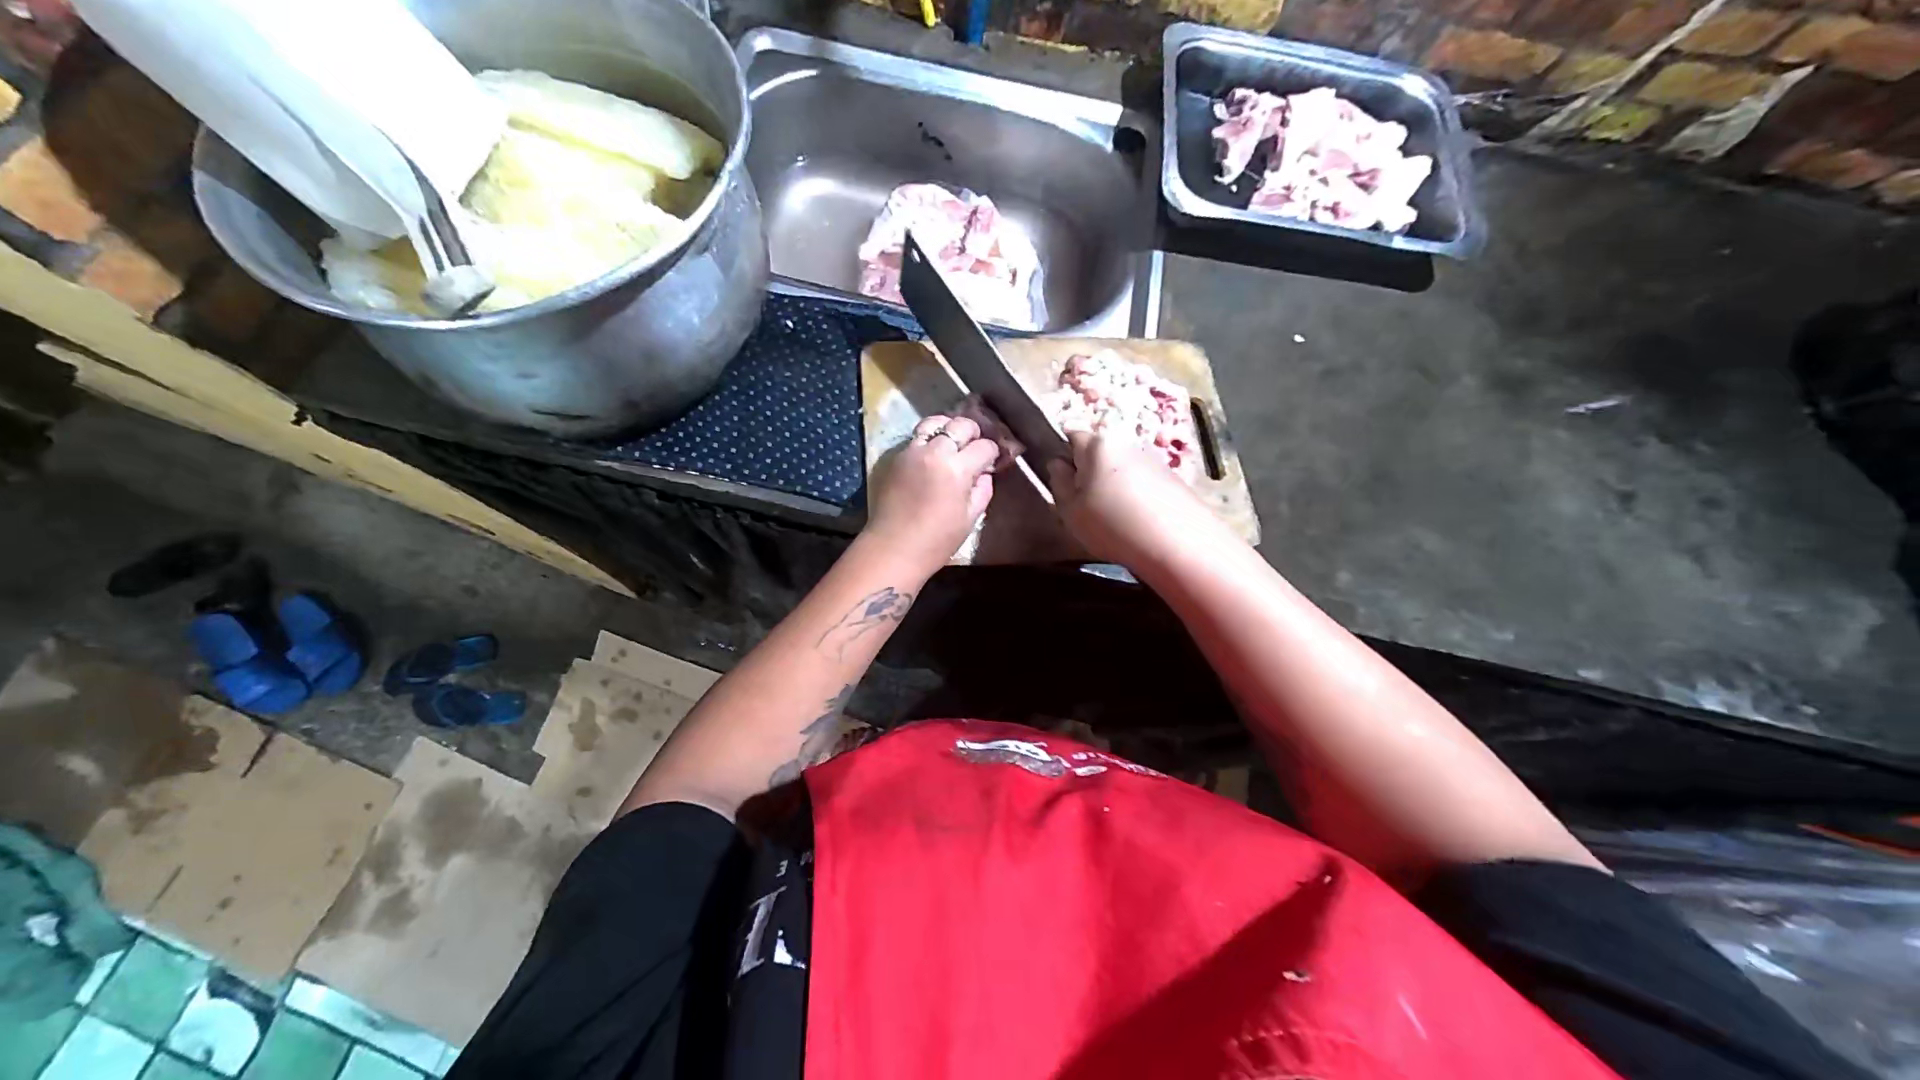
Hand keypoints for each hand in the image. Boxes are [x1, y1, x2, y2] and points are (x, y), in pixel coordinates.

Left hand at [865, 415, 998, 569]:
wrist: (893, 547)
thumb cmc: (937, 540)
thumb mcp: (971, 518)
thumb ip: (982, 490)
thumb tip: (984, 474)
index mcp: (957, 468)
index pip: (983, 446)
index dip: (992, 452)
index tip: (992, 460)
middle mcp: (935, 452)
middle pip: (959, 425)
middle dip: (972, 432)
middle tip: (974, 446)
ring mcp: (912, 452)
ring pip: (933, 423)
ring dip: (946, 429)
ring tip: (950, 443)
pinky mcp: (895, 458)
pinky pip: (915, 439)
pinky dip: (927, 442)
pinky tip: (930, 458)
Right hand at [1047, 431, 1226, 567]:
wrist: (1177, 543)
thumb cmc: (1112, 524)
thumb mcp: (1070, 511)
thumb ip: (1059, 483)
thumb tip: (1057, 463)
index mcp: (1097, 445)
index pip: (1071, 435)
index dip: (1063, 456)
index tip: (1063, 482)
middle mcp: (1126, 443)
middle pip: (1099, 453)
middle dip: (1090, 473)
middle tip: (1086, 506)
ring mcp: (1153, 459)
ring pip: (1122, 469)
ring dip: (1115, 486)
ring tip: (1115, 519)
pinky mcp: (1173, 479)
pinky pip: (1143, 483)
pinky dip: (1137, 497)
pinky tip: (1138, 522)